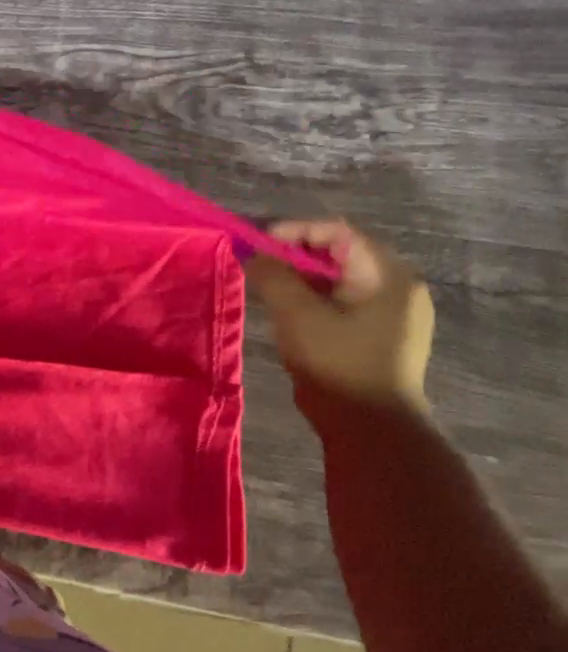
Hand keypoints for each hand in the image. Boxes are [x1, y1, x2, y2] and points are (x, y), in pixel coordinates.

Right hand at [247, 220, 435, 410]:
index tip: (257, 245)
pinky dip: (313, 294)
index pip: (339, 231)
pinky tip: (289, 309)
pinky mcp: (380, 331)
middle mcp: (399, 287)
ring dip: (301, 275)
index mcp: (389, 276)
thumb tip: (252, 251)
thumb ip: (272, 275)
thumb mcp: (296, 312)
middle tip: (258, 264)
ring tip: (267, 286)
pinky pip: (344, 297)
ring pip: (340, 276)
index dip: (294, 230)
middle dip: (294, 252)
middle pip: (341, 251)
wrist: (369, 421)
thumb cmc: (336, 359)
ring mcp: (393, 311)